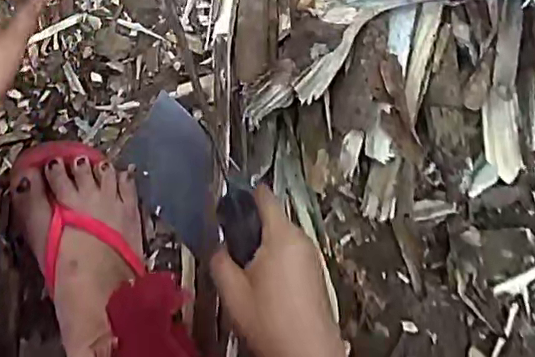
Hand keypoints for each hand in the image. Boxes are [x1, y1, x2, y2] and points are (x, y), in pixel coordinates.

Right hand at [211, 186, 342, 356]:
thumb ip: (219, 260)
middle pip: (272, 218)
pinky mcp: (317, 275)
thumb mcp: (233, 293)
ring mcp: (312, 257)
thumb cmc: (272, 322)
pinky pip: (294, 255)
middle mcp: (301, 238)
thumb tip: (217, 246)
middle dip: (253, 230)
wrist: (309, 356)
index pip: (264, 195)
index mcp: (281, 233)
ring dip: (266, 248)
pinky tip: (268, 289)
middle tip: (235, 250)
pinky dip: (280, 263)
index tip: (230, 203)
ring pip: (283, 238)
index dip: (245, 194)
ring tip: (250, 275)